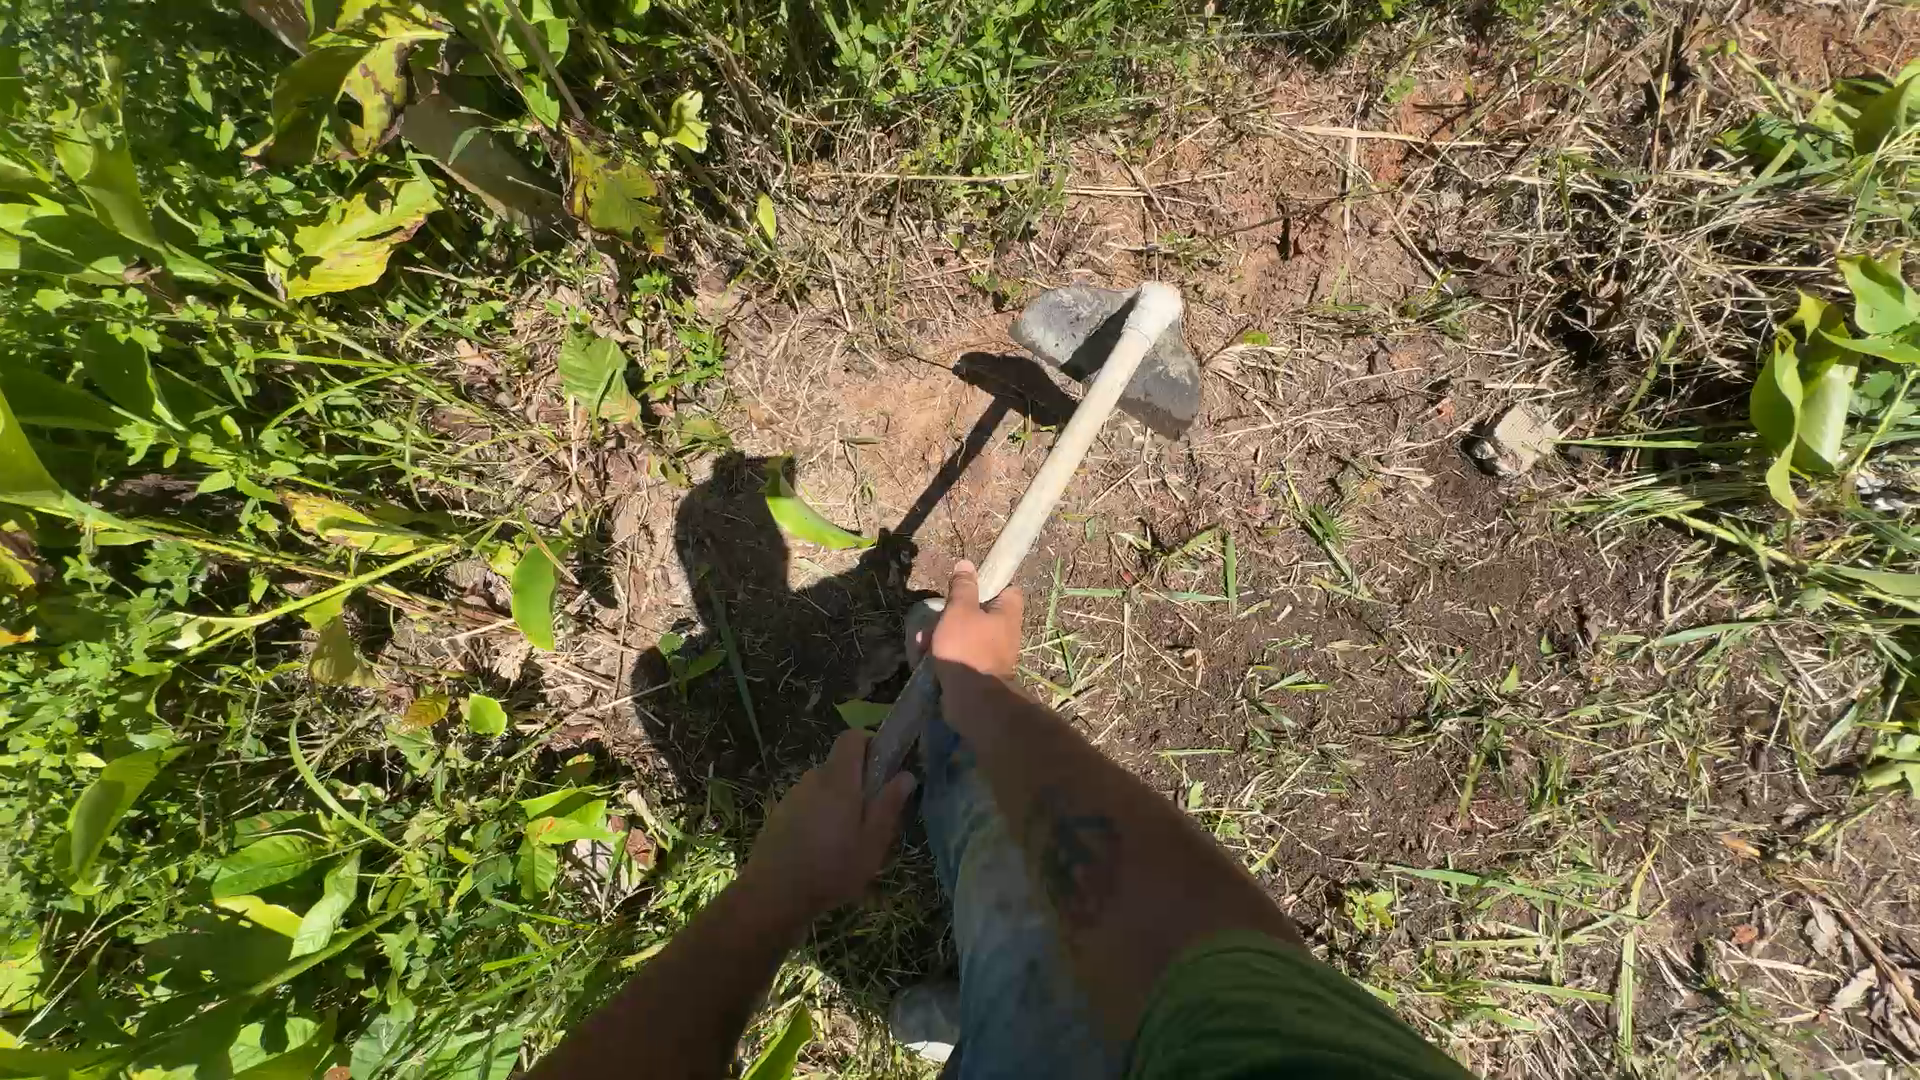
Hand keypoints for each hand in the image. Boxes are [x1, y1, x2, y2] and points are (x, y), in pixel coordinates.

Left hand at [739, 730, 916, 926]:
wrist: (771, 896)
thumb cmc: (831, 869)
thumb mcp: (871, 843)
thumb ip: (888, 805)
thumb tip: (906, 775)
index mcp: (839, 780)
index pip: (852, 737)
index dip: (869, 744)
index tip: (883, 768)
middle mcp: (813, 779)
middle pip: (840, 765)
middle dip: (858, 783)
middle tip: (870, 818)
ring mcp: (793, 796)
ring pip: (824, 788)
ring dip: (838, 803)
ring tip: (845, 842)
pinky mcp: (780, 815)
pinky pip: (807, 804)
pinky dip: (818, 817)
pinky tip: (820, 851)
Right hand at [930, 559, 1023, 681]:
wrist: (974, 702)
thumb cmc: (968, 649)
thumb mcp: (960, 610)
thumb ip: (963, 587)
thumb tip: (967, 565)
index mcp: (1007, 614)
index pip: (1007, 589)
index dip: (988, 585)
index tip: (966, 587)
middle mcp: (1005, 633)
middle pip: (978, 613)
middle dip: (952, 615)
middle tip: (934, 619)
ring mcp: (992, 654)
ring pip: (964, 636)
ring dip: (942, 636)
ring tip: (921, 643)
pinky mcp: (978, 672)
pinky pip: (960, 656)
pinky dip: (944, 656)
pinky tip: (924, 659)